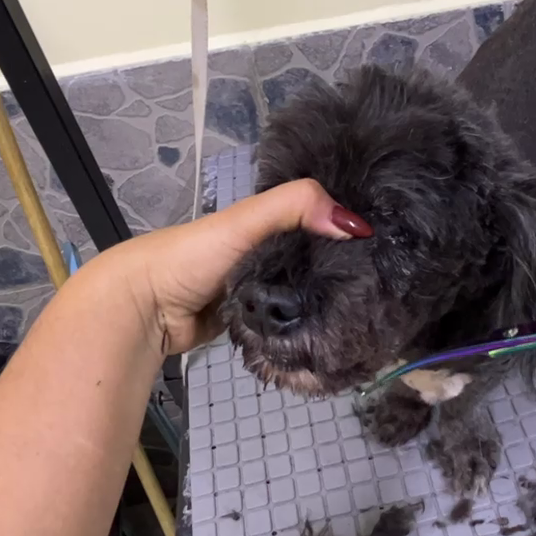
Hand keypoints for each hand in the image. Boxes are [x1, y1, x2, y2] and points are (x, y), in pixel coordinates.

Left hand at [88, 179, 369, 355]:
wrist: (145, 309)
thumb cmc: (193, 256)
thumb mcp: (246, 221)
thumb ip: (295, 208)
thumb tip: (357, 225)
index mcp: (263, 221)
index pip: (316, 215)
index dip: (346, 221)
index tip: (390, 237)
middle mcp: (265, 251)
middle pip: (315, 256)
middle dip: (343, 266)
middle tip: (389, 280)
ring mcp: (260, 287)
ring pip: (305, 290)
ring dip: (328, 299)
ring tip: (372, 305)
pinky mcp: (256, 320)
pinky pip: (290, 320)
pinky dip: (307, 323)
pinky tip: (337, 327)